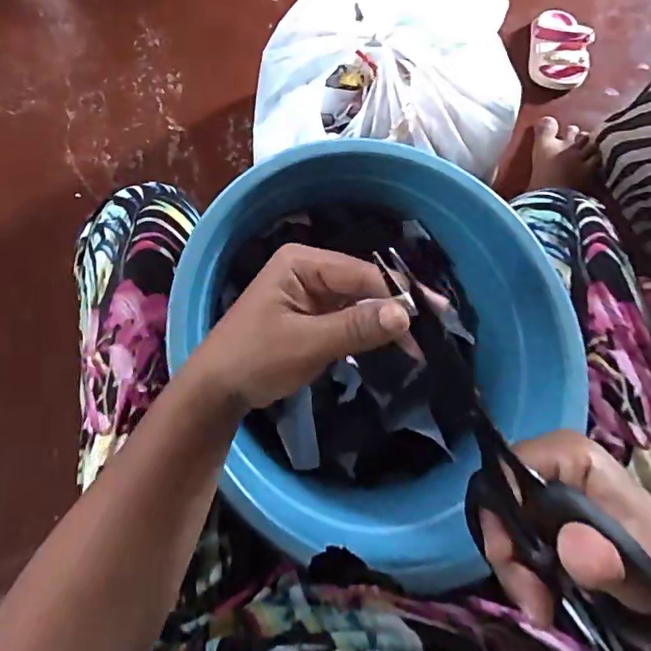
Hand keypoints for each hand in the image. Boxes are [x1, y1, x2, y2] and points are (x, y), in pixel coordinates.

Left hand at [185, 244, 411, 412]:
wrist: (216, 388)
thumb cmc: (255, 358)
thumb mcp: (307, 343)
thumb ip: (356, 327)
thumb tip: (405, 314)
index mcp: (301, 263)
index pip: (360, 273)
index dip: (398, 293)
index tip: (435, 315)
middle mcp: (307, 269)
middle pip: (362, 284)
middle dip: (394, 307)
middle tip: (433, 331)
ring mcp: (309, 292)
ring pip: (358, 302)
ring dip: (383, 322)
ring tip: (419, 344)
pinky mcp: (310, 315)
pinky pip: (347, 317)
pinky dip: (367, 331)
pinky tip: (392, 345)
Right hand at [478, 431, 650, 641]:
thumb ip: (611, 561)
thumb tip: (568, 545)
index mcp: (579, 459)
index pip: (511, 464)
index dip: (502, 508)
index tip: (514, 562)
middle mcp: (560, 473)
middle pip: (503, 497)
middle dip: (507, 549)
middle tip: (531, 602)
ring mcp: (557, 504)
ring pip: (507, 525)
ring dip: (515, 570)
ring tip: (542, 613)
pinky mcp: (556, 535)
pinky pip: (521, 547)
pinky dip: (526, 578)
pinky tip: (546, 606)